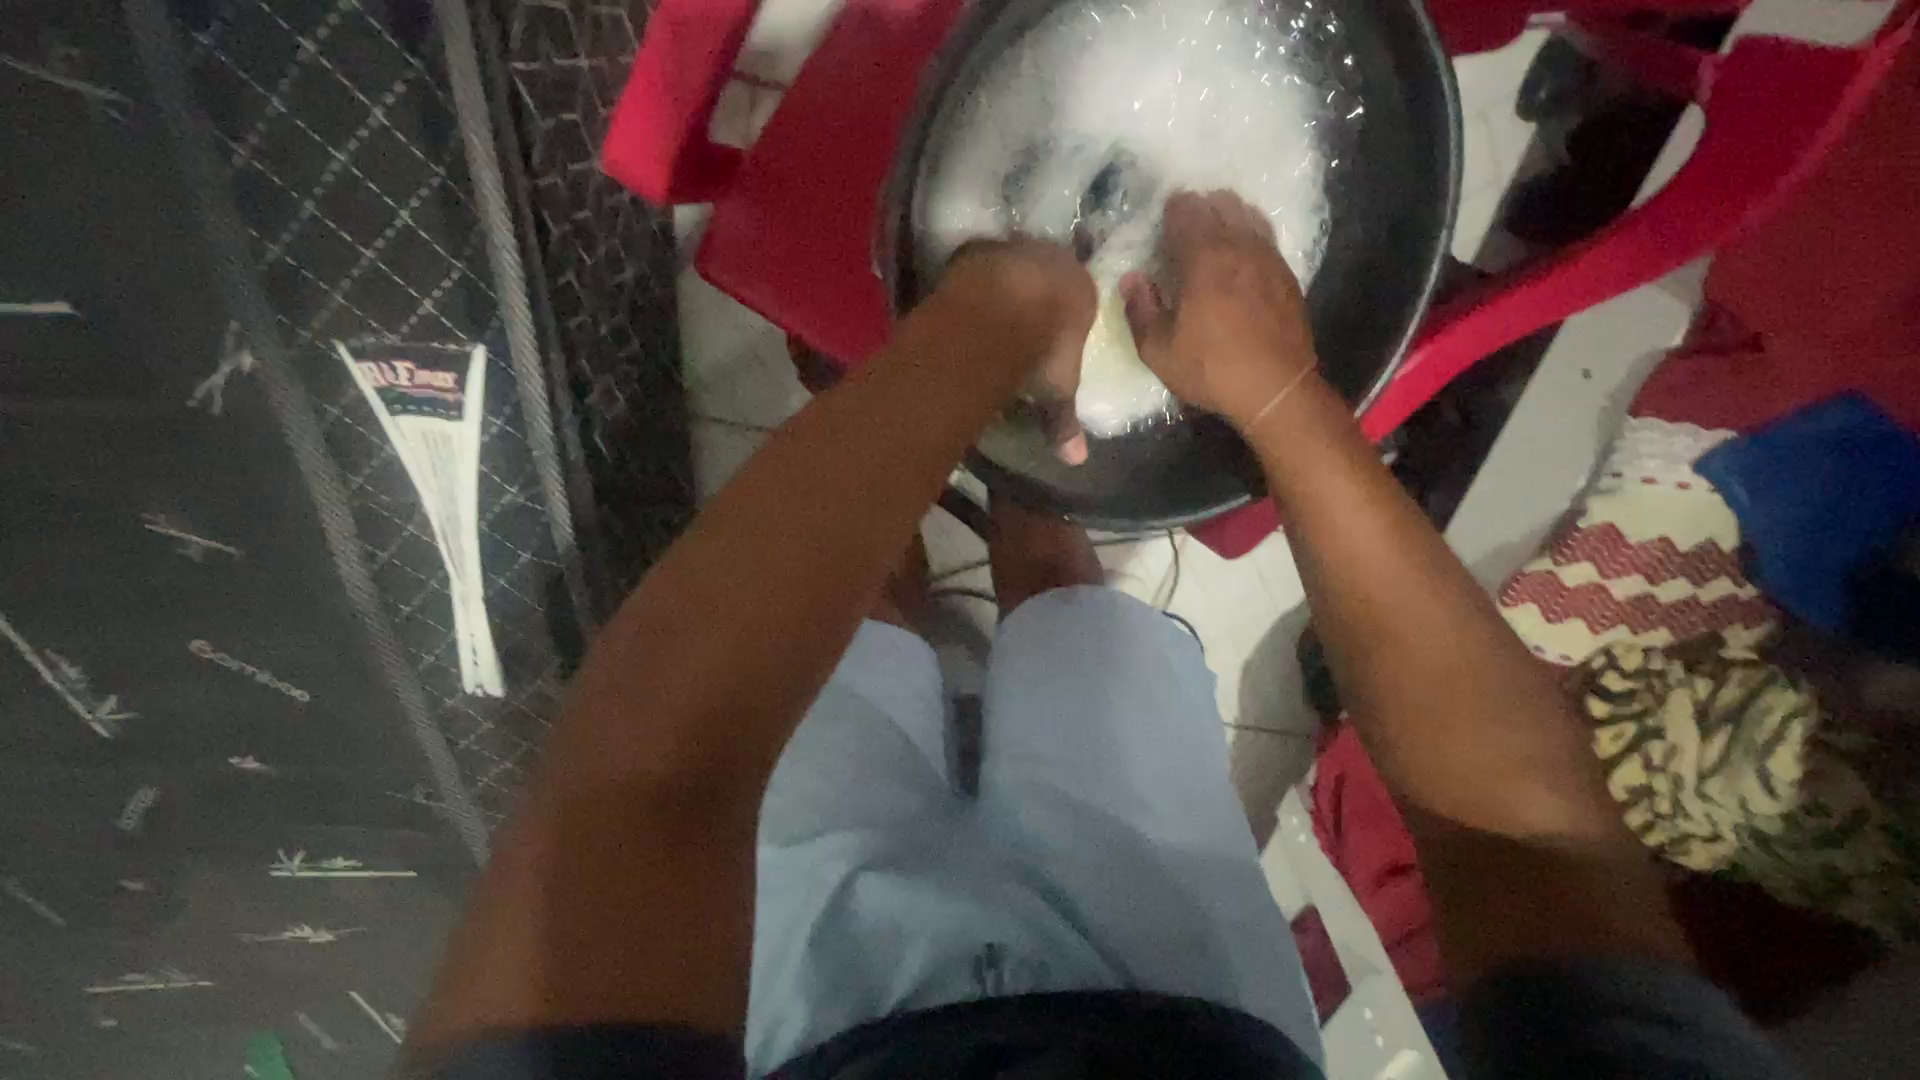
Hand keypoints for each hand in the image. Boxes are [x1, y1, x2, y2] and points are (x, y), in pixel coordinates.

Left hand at [944, 237, 1097, 463]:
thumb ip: (1064, 420)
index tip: (1048, 329)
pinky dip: (971, 282)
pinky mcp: (977, 249)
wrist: (1005, 309)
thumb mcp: (1057, 389)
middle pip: (1042, 276)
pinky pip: (976, 265)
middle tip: (1013, 321)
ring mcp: (1013, 249)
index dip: (1062, 314)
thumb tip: (1077, 461)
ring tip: (984, 315)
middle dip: (1031, 295)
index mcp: (1082, 290)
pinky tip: (962, 304)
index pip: (1077, 298)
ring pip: (1010, 265)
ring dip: (999, 286)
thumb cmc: (1044, 349)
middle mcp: (1053, 259)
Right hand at [1120, 190, 1318, 431]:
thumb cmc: (1210, 369)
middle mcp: (1239, 245)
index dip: (1169, 213)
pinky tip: (1237, 256)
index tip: (1159, 227)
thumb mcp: (1158, 351)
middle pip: (1219, 202)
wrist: (1276, 388)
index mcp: (1203, 257)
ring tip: (1211, 237)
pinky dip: (1247, 234)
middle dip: (1198, 209)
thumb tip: (1132, 279)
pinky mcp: (1286, 273)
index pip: (1185, 210)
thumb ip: (1140, 310)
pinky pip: (1264, 236)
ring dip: (1225, 216)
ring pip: (1246, 213)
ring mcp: (1268, 256)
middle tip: (1181, 230)